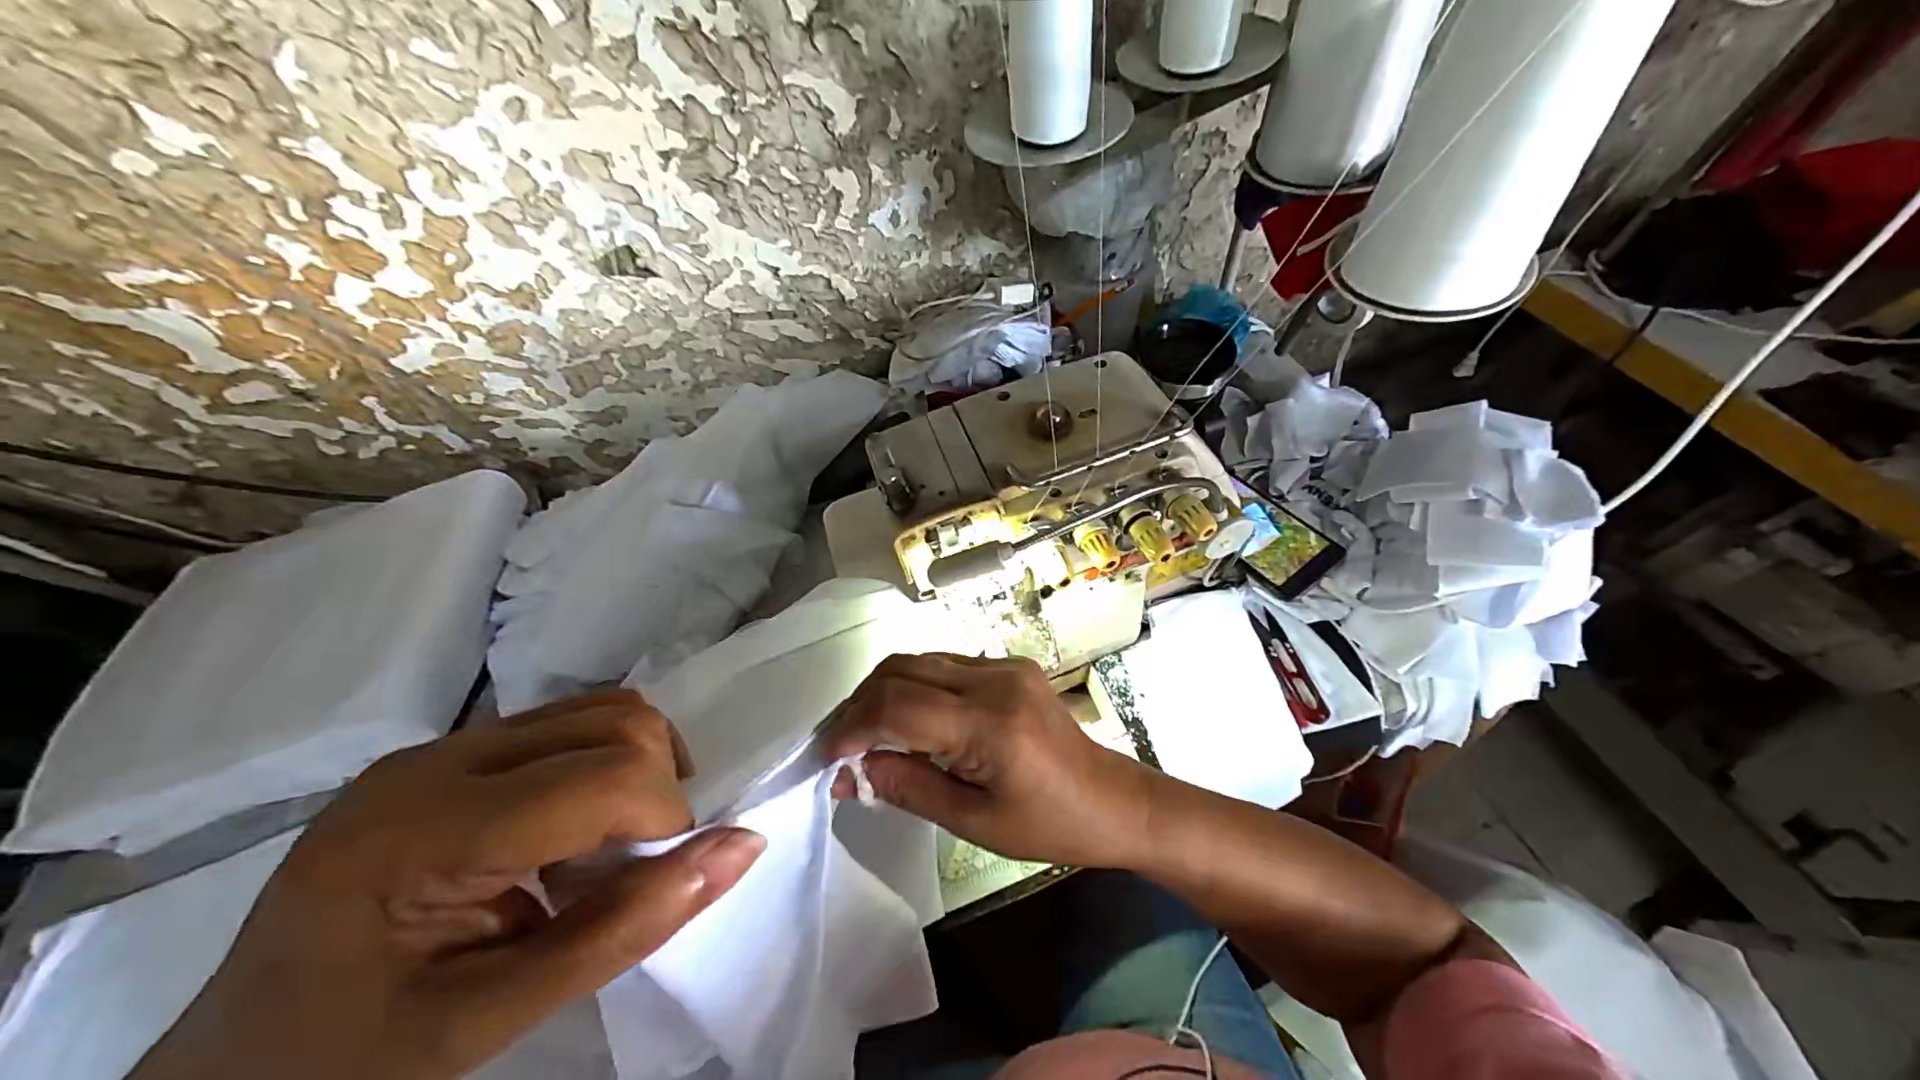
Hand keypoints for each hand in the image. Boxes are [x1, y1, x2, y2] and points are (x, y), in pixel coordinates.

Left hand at [132, 688, 764, 1079]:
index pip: (604, 777)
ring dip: (638, 767)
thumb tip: (744, 846)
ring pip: (599, 708)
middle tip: (633, 867)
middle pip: (613, 722)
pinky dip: (603, 762)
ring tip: (605, 846)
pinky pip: (564, 722)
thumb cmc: (354, 1058)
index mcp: (425, 833)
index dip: (666, 821)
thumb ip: (625, 929)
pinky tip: (571, 828)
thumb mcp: (492, 1019)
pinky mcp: (444, 752)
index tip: (654, 882)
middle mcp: (432, 762)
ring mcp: (434, 749)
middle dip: (658, 789)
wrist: (232, 1064)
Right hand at [824, 653, 1157, 868]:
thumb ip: (908, 787)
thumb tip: (853, 770)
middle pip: (902, 671)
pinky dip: (912, 687)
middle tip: (837, 744)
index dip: (853, 727)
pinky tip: (903, 719)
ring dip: (882, 692)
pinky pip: (944, 665)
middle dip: (859, 705)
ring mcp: (1004, 665)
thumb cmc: (1049, 825)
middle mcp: (995, 679)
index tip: (826, 757)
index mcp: (991, 723)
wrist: (1111, 799)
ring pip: (919, 661)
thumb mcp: (974, 822)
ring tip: (862, 732)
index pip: (899, 707)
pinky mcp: (1009, 665)